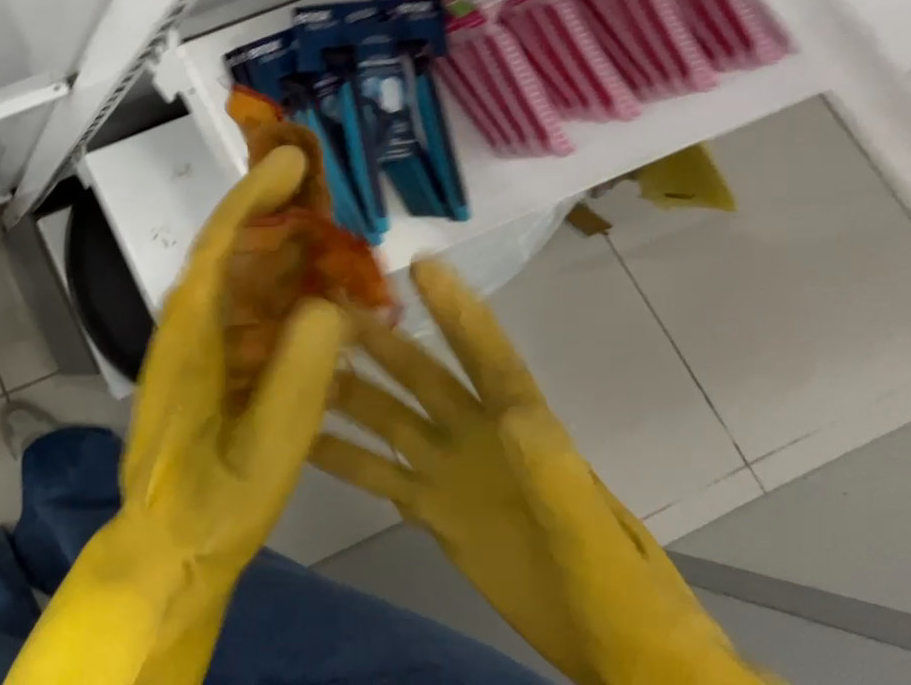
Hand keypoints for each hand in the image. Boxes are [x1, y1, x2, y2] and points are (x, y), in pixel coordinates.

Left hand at [5, 146, 347, 684]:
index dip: (254, 197)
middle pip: (229, 254)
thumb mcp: (265, 449)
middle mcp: (188, 329)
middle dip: (273, 215)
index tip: (292, 161)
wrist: (169, 544)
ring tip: (335, 234)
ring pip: (240, 284)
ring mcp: (198, 349)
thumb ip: (296, 378)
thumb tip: (328, 306)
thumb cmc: (213, 502)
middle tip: (327, 190)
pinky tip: (320, 299)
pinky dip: (282, 299)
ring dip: (282, 255)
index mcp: (190, 335)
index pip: (220, 246)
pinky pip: (248, 318)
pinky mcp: (211, 371)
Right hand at [311, 260, 769, 684]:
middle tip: (317, 304)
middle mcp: (480, 440)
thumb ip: (552, 472)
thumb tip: (510, 407)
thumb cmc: (624, 594)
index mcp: (526, 433)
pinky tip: (297, 439)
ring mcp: (452, 475)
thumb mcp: (593, 533)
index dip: (456, 312)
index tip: (419, 264)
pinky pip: (375, 475)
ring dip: (342, 392)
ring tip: (287, 366)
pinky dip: (337, 456)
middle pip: (418, 378)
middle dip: (372, 339)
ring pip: (385, 420)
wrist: (619, 658)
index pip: (486, 360)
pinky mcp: (434, 513)